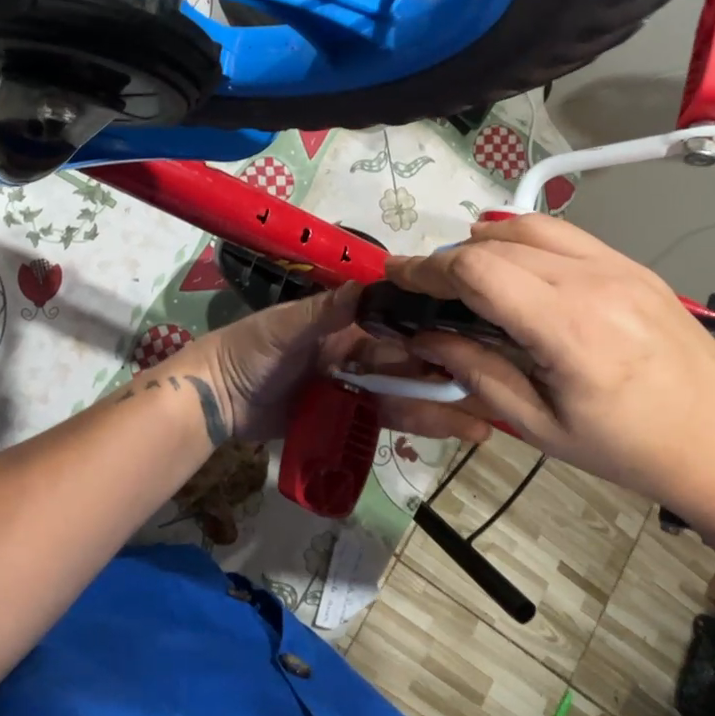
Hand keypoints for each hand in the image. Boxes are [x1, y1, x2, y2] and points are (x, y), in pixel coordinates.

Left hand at [182, 283, 492, 445]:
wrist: (215, 400)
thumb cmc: (248, 351)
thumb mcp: (284, 326)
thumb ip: (325, 310)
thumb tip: (372, 283)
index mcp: (340, 320)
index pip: (394, 321)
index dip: (431, 327)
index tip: (475, 332)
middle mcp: (352, 349)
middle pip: (407, 359)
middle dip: (448, 370)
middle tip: (498, 382)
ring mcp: (351, 385)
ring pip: (403, 392)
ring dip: (442, 404)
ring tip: (488, 420)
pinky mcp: (346, 417)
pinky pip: (386, 419)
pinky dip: (418, 425)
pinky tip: (455, 432)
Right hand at [383, 214, 714, 510]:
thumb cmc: (630, 451)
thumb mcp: (539, 426)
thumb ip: (475, 372)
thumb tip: (424, 337)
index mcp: (570, 328)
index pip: (477, 269)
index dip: (427, 270)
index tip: (397, 279)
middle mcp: (595, 283)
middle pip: (494, 244)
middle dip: (447, 260)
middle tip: (423, 288)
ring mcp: (620, 268)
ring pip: (528, 227)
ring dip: (482, 243)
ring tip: (462, 275)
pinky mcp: (635, 267)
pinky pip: (564, 235)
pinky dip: (522, 240)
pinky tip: (511, 267)